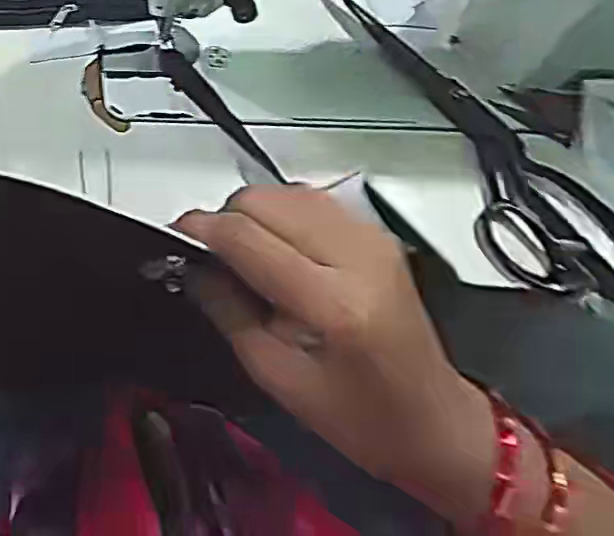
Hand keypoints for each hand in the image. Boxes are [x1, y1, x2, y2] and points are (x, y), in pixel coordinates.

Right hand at [174, 185, 493, 524]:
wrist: (437, 424)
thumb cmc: (361, 415)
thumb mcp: (275, 375)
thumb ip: (224, 308)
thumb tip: (189, 263)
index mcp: (336, 304)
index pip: (244, 235)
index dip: (198, 229)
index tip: (176, 236)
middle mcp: (359, 258)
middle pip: (259, 200)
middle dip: (223, 220)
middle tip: (212, 254)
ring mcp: (370, 238)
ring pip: (279, 190)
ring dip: (249, 213)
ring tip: (246, 252)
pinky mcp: (374, 231)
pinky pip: (305, 195)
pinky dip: (277, 211)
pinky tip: (275, 243)